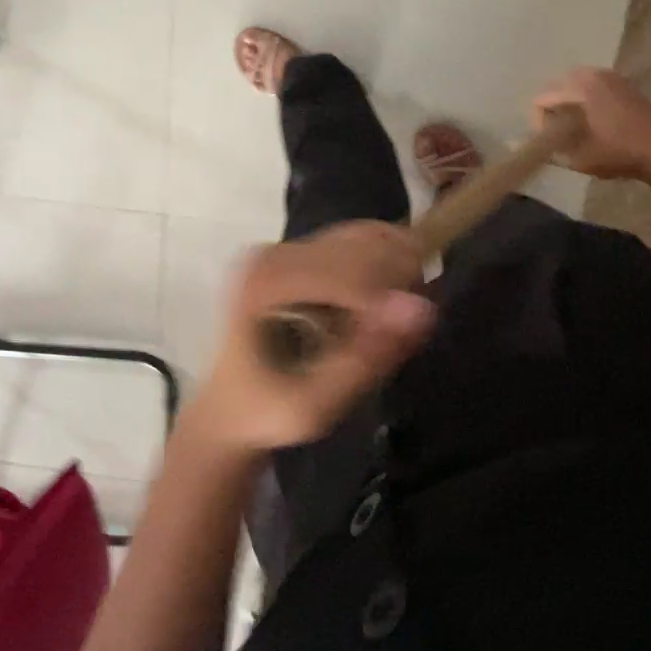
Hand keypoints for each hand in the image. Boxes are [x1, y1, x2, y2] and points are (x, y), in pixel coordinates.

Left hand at [187, 221, 433, 453]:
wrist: (229, 409)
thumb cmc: (268, 413)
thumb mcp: (316, 405)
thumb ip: (365, 358)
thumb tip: (421, 310)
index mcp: (263, 285)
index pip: (348, 271)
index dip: (390, 298)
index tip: (411, 332)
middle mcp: (270, 255)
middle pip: (359, 245)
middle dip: (398, 279)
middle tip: (411, 326)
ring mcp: (281, 249)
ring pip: (363, 237)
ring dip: (395, 268)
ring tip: (400, 314)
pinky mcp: (295, 252)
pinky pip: (355, 241)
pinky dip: (384, 262)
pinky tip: (387, 298)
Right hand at [532, 67, 650, 179]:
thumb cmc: (619, 154)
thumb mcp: (578, 158)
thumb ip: (548, 150)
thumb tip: (520, 145)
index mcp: (580, 89)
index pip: (542, 99)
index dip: (538, 122)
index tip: (549, 142)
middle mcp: (594, 76)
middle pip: (556, 87)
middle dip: (552, 108)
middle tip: (558, 132)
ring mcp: (612, 77)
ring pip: (575, 83)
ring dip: (568, 102)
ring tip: (574, 127)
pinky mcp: (624, 84)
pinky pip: (594, 84)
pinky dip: (586, 98)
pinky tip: (593, 121)